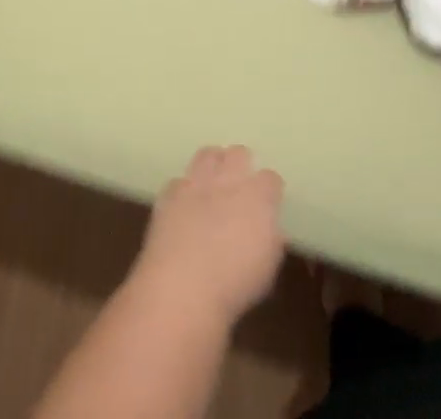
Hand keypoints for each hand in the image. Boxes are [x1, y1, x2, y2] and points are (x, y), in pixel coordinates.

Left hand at [129, 145, 285, 328]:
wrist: (183, 287)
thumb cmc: (235, 283)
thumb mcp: (268, 266)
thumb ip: (272, 240)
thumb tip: (271, 230)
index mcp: (258, 196)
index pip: (270, 179)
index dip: (270, 189)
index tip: (269, 202)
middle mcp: (228, 181)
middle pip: (238, 153)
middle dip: (241, 164)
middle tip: (240, 184)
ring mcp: (196, 184)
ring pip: (207, 155)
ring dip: (213, 164)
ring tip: (212, 182)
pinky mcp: (168, 195)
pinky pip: (178, 181)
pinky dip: (183, 190)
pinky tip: (184, 205)